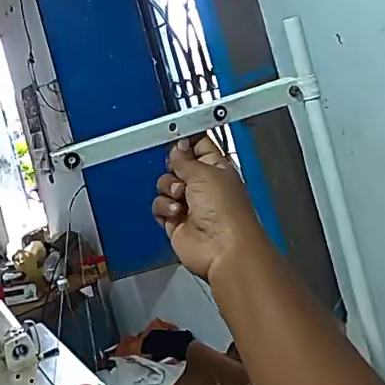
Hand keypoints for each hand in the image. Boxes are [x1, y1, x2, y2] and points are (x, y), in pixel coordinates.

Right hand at [151, 136, 270, 281]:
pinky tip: (176, 213)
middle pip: (177, 165)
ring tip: (181, 198)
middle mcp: (202, 185)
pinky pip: (159, 205)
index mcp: (216, 168)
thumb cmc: (226, 211)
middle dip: (173, 168)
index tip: (173, 135)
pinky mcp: (175, 220)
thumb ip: (185, 158)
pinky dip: (164, 208)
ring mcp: (188, 203)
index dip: (186, 141)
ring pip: (164, 184)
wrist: (221, 248)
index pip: (199, 146)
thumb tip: (175, 149)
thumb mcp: (204, 173)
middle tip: (180, 173)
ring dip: (169, 189)